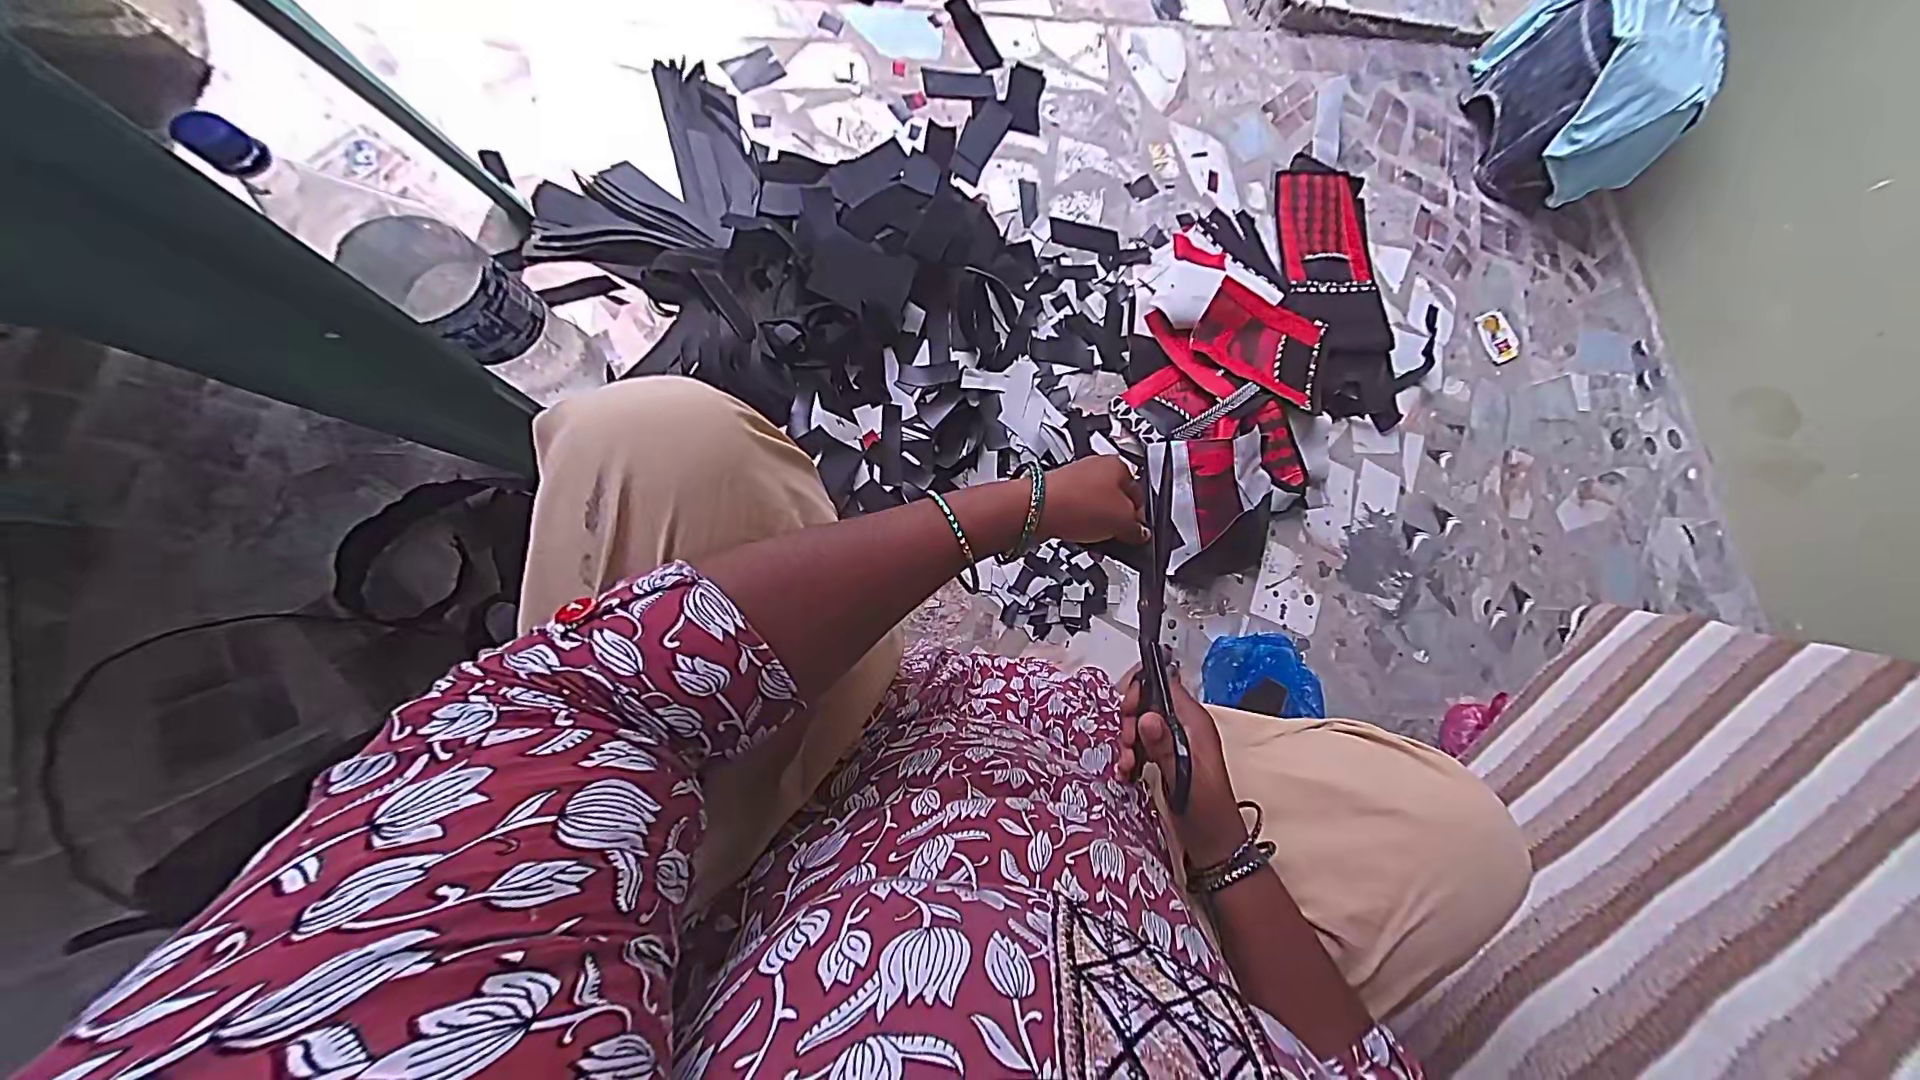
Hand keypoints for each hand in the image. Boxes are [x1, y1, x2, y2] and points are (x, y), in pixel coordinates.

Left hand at [1040, 456, 1147, 545]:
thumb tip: (1140, 533)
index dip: (1141, 517)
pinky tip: (1078, 537)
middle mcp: (1095, 467)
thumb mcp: (1122, 521)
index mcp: (1118, 465)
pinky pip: (1075, 513)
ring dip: (1098, 527)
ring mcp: (1074, 480)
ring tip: (1096, 541)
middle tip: (1118, 538)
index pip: (1140, 493)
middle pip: (1115, 501)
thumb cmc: (1076, 503)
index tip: (1139, 533)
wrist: (1037, 508)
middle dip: (1117, 523)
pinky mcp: (1057, 494)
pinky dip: (1079, 526)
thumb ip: (1136, 528)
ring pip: (1094, 509)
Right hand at [1117, 664, 1248, 867]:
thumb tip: (1147, 716)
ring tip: (1128, 763)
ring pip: (1141, 723)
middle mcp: (1184, 727)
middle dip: (1130, 719)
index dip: (1141, 690)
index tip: (1128, 711)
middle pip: (1148, 702)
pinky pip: (1141, 743)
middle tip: (1128, 743)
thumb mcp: (1184, 778)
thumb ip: (1165, 747)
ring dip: (1128, 740)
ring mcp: (1175, 741)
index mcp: (1194, 723)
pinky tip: (1128, 771)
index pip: (1164, 684)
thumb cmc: (1207, 814)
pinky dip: (1131, 754)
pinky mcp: (1166, 757)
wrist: (1215, 848)